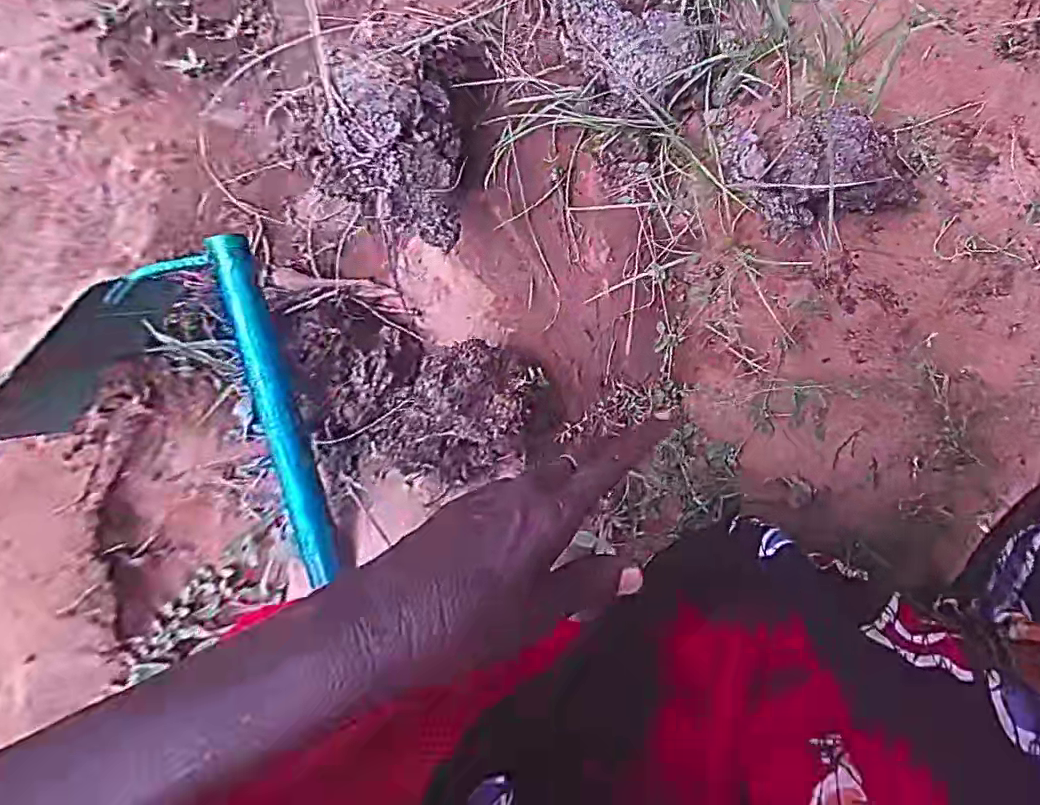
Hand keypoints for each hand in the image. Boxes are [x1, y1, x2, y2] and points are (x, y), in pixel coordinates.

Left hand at [348, 417, 668, 678]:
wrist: (373, 624)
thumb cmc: (465, 624)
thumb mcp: (536, 615)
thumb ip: (588, 584)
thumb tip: (635, 569)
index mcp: (550, 514)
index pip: (607, 466)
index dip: (640, 440)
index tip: (666, 415)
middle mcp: (523, 491)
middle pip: (573, 462)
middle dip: (601, 462)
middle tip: (622, 473)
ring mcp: (488, 493)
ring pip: (541, 478)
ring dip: (564, 489)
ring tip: (569, 527)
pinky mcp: (462, 505)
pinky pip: (512, 492)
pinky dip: (531, 505)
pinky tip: (518, 542)